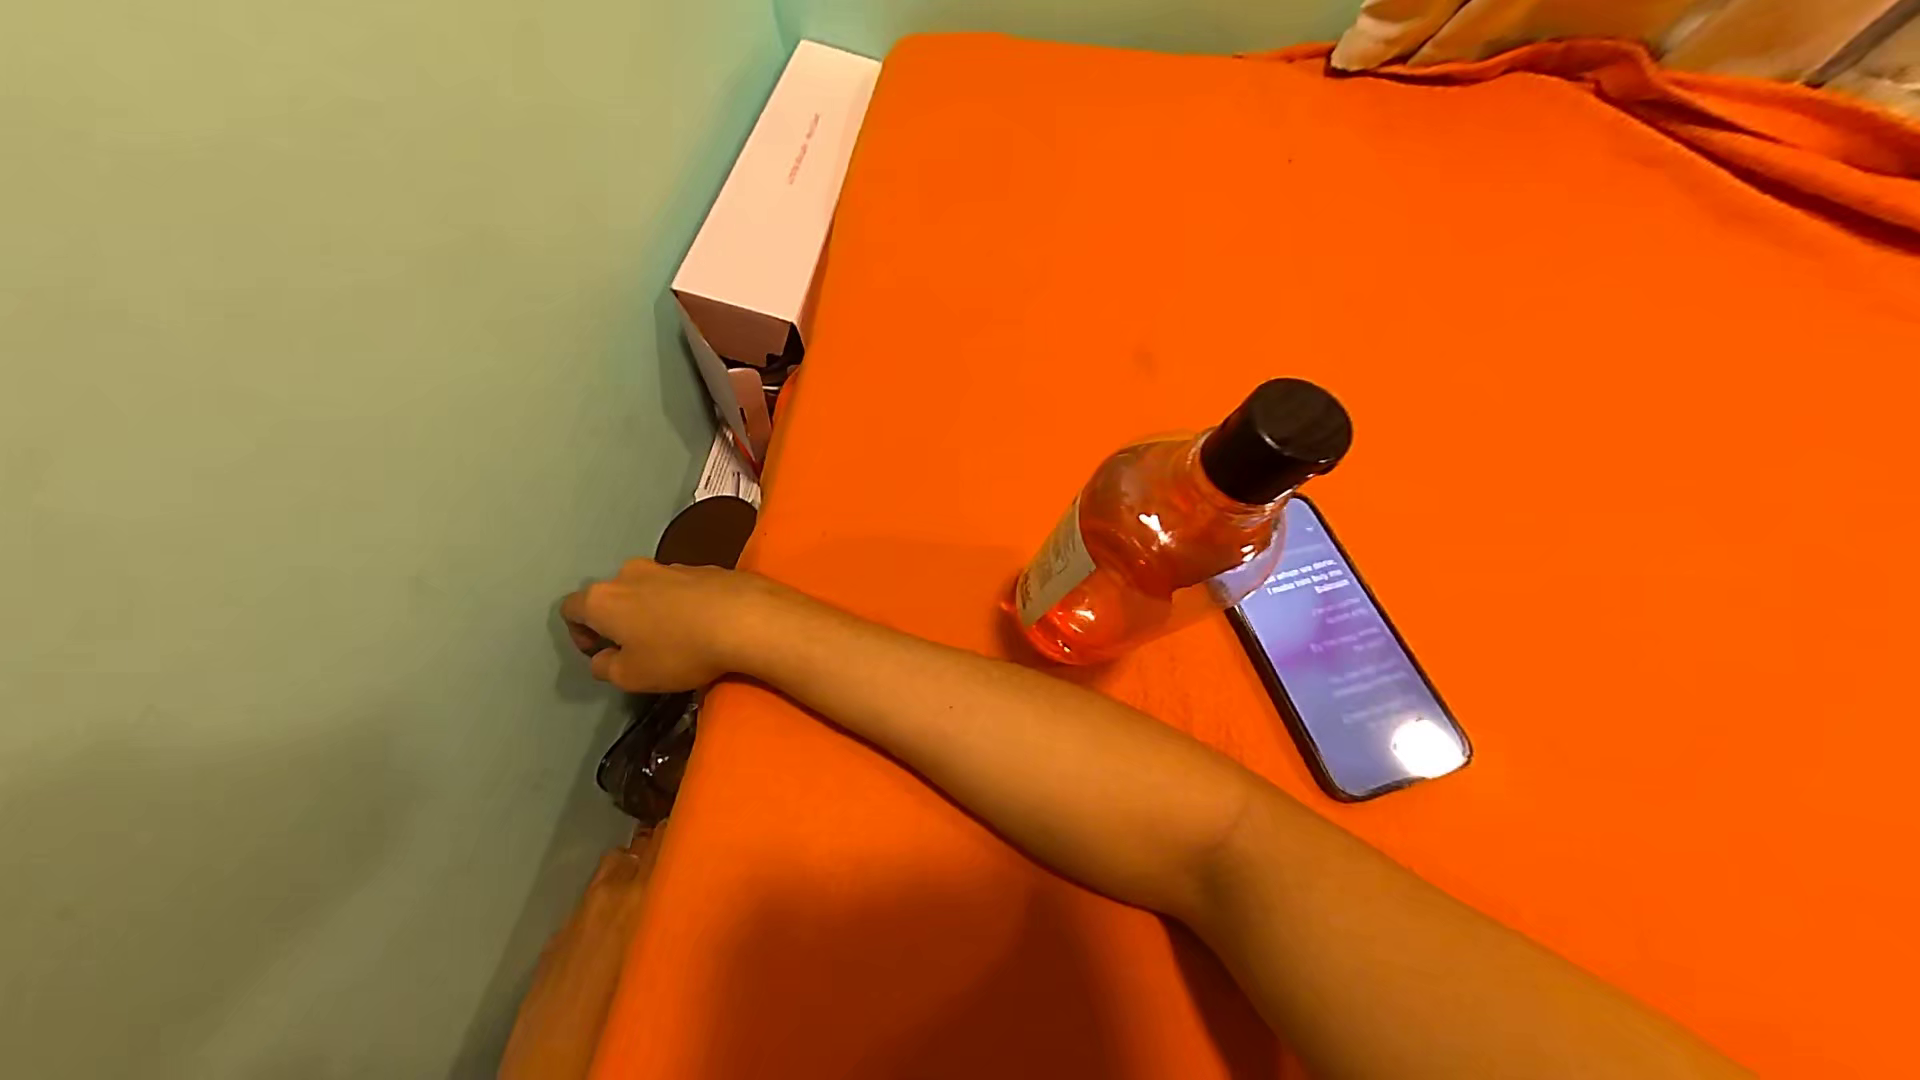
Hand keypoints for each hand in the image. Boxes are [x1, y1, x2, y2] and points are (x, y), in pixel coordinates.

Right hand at [560, 559, 780, 692]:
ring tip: (678, 639)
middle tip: (641, 649)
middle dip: (620, 621)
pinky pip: (685, 588)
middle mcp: (633, 573)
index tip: (604, 654)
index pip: (572, 610)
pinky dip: (686, 604)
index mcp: (604, 597)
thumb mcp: (632, 676)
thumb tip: (603, 658)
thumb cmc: (680, 651)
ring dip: (655, 611)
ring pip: (650, 589)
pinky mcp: (708, 567)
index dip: (581, 635)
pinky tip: (706, 626)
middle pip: (614, 595)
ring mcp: (673, 566)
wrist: (747, 618)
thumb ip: (606, 668)